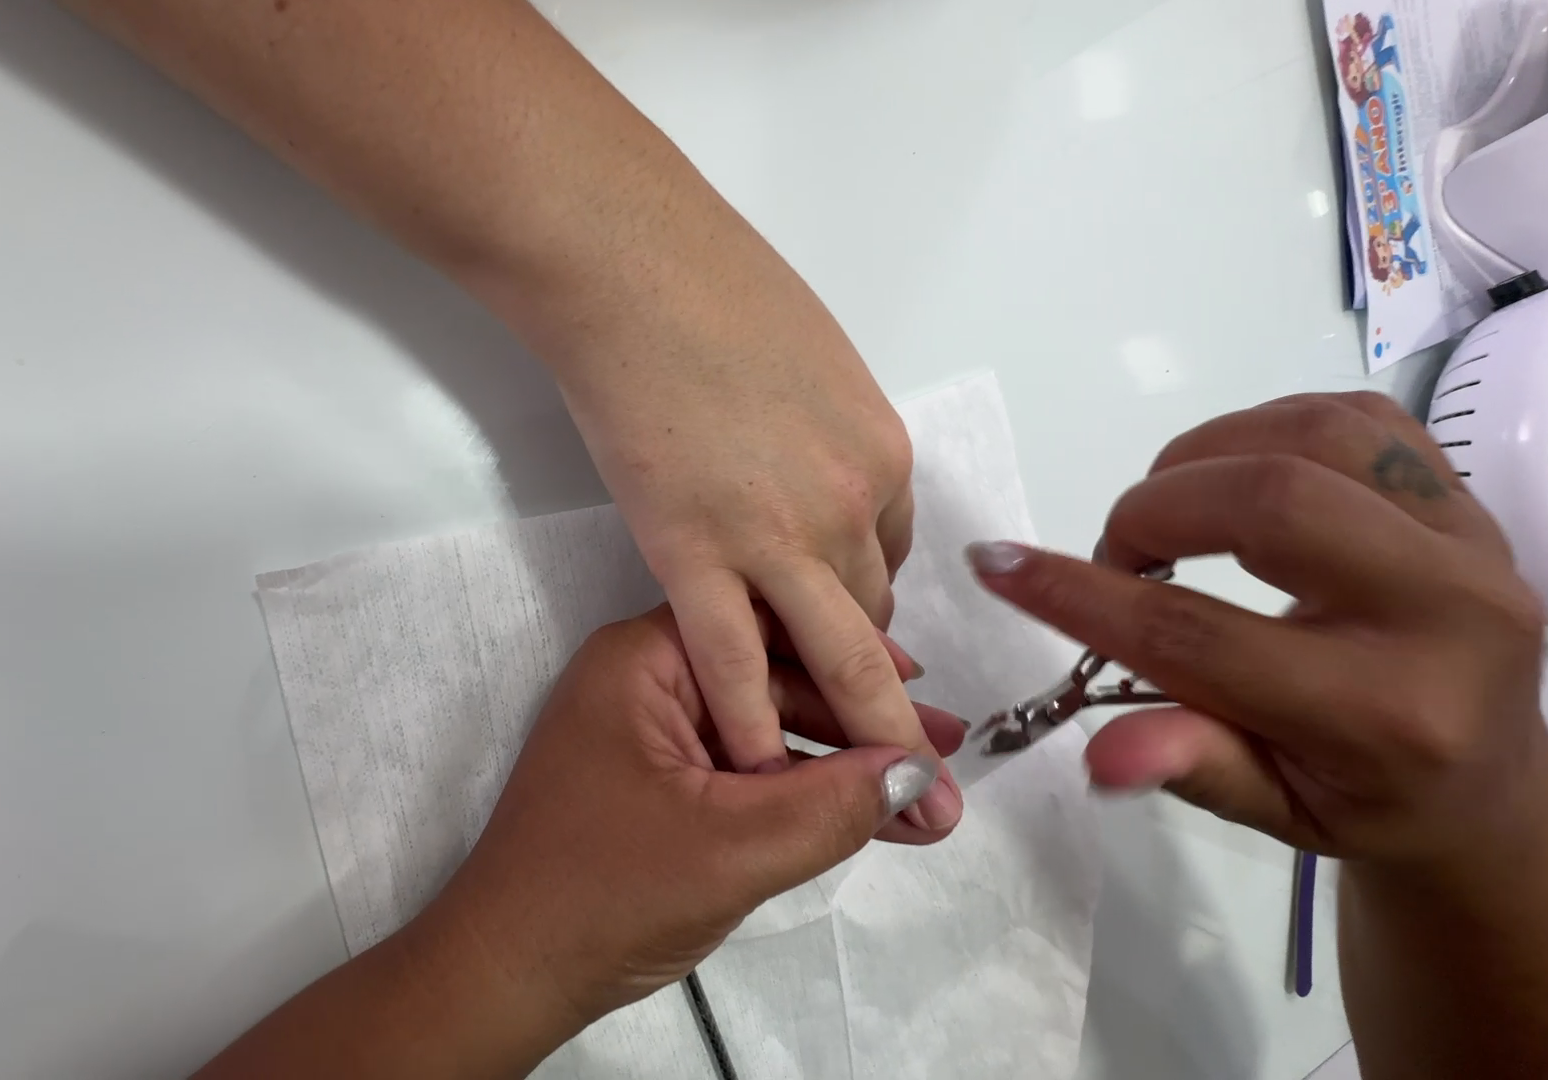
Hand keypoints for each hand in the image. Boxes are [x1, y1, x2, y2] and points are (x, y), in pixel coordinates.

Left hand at [426, 606, 963, 1028]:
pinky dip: (800, 790)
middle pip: (772, 679)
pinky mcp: (662, 779)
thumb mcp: (730, 847)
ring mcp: (654, 731)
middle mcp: (650, 678)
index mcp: (648, 658)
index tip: (916, 676)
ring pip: (765, 728)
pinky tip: (863, 810)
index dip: (844, 647)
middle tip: (945, 743)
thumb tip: (923, 772)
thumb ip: (832, 807)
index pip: (763, 625)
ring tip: (924, 787)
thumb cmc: (607, 891)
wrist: (510, 972)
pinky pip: (744, 767)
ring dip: (838, 763)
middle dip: (858, 720)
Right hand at [542, 239, 959, 830]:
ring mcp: (776, 534)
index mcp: (877, 448)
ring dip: (853, 728)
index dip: (862, 596)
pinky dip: (755, 723)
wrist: (629, 262)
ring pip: (834, 654)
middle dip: (894, 696)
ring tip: (875, 796)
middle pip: (872, 614)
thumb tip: (803, 469)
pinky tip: (763, 773)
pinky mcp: (692, 552)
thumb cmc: (711, 285)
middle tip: (919, 760)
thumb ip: (822, 429)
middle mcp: (848, 502)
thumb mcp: (806, 353)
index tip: (842, 624)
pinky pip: (737, 659)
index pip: (885, 552)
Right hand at [968, 392, 1547, 870]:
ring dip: (1199, 460)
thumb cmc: (1357, 794)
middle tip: (1121, 557)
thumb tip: (1099, 755)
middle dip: (1151, 513)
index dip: (1076, 596)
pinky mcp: (1464, 491)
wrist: (1483, 770)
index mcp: (1383, 713)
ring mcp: (1468, 536)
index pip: (1194, 636)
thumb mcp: (1269, 805)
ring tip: (1167, 514)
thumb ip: (1188, 766)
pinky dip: (1257, 430)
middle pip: (1270, 503)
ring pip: (1308, 437)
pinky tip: (1226, 477)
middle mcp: (1445, 611)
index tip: (995, 565)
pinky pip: (1348, 415)